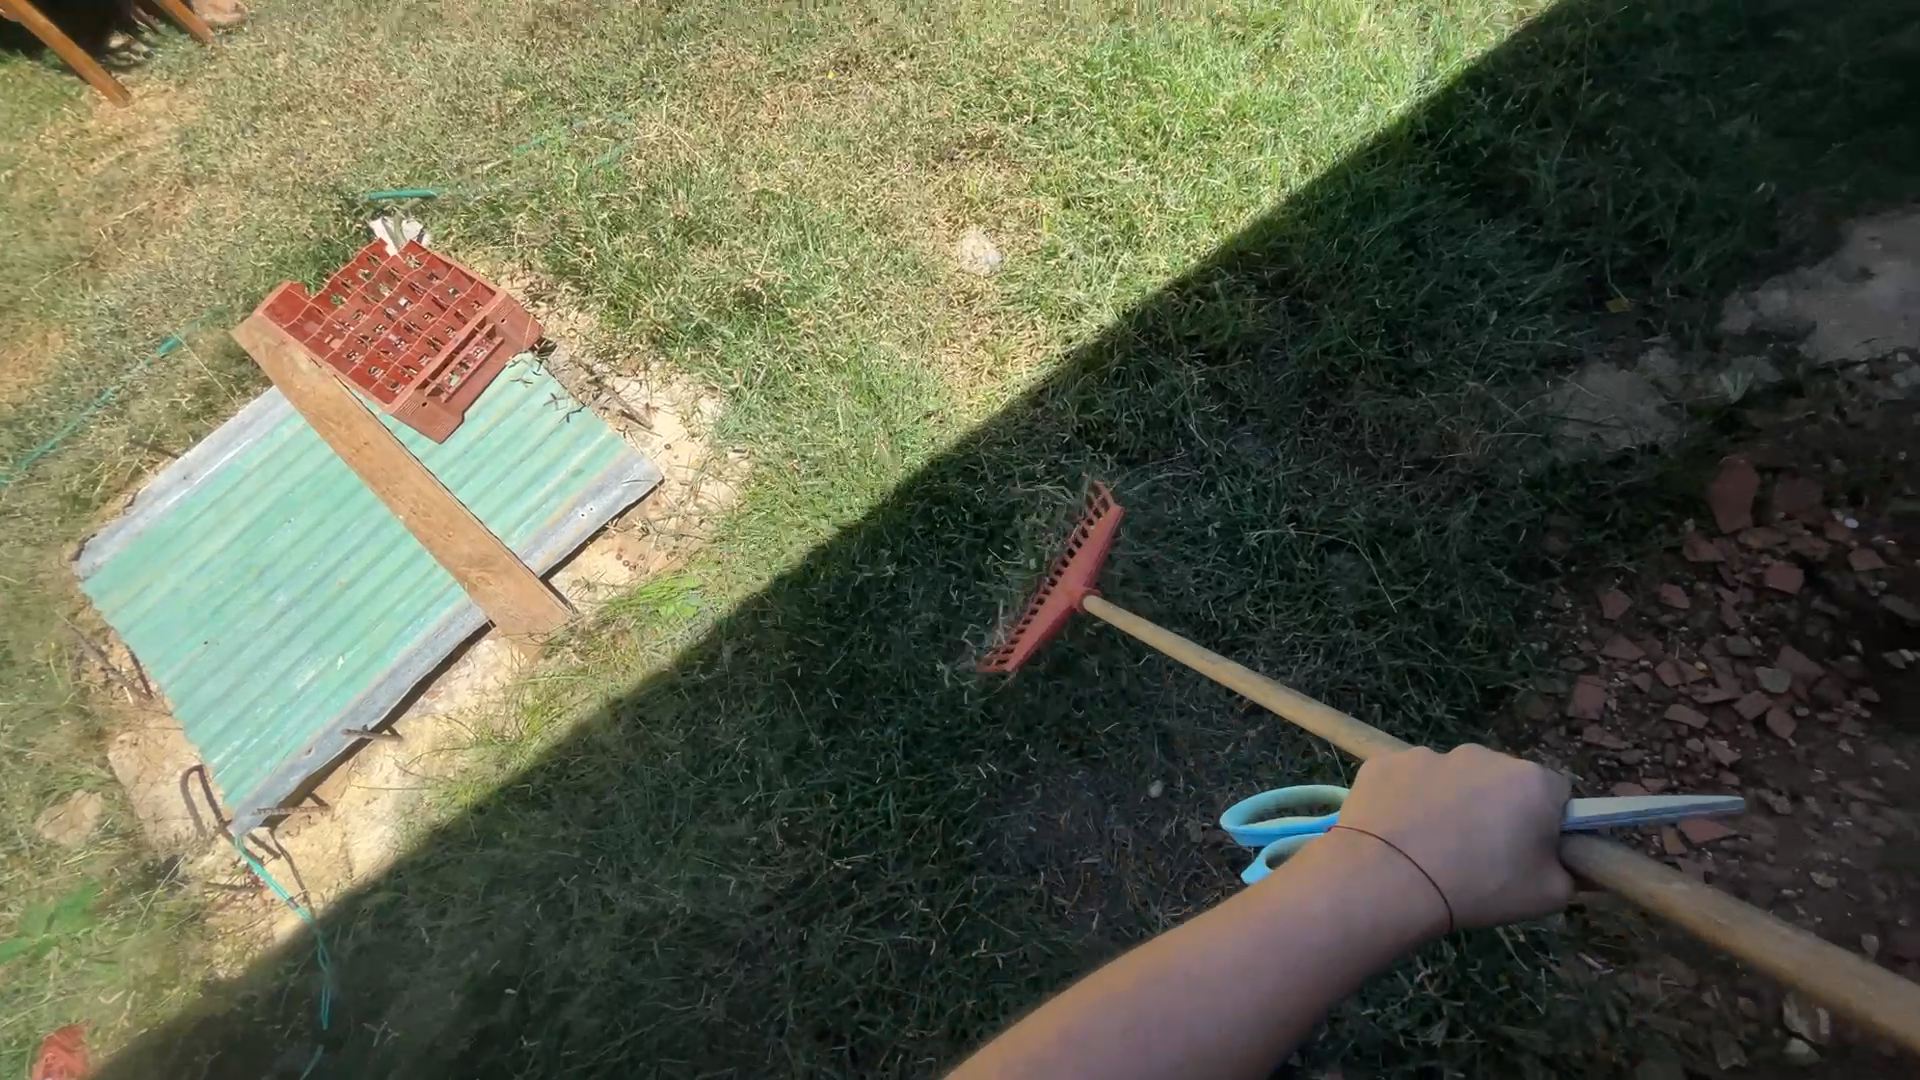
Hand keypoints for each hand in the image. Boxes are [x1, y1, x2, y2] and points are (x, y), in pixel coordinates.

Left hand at [1334, 744, 1572, 930]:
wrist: (1388, 874)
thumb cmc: (1479, 885)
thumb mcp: (1551, 893)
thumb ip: (1573, 870)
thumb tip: (1572, 860)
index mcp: (1529, 780)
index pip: (1555, 793)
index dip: (1548, 820)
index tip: (1531, 846)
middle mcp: (1477, 755)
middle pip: (1498, 779)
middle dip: (1496, 806)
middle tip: (1480, 849)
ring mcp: (1424, 754)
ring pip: (1449, 777)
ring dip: (1448, 800)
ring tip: (1432, 843)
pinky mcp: (1382, 761)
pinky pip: (1406, 780)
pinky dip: (1406, 798)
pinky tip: (1398, 830)